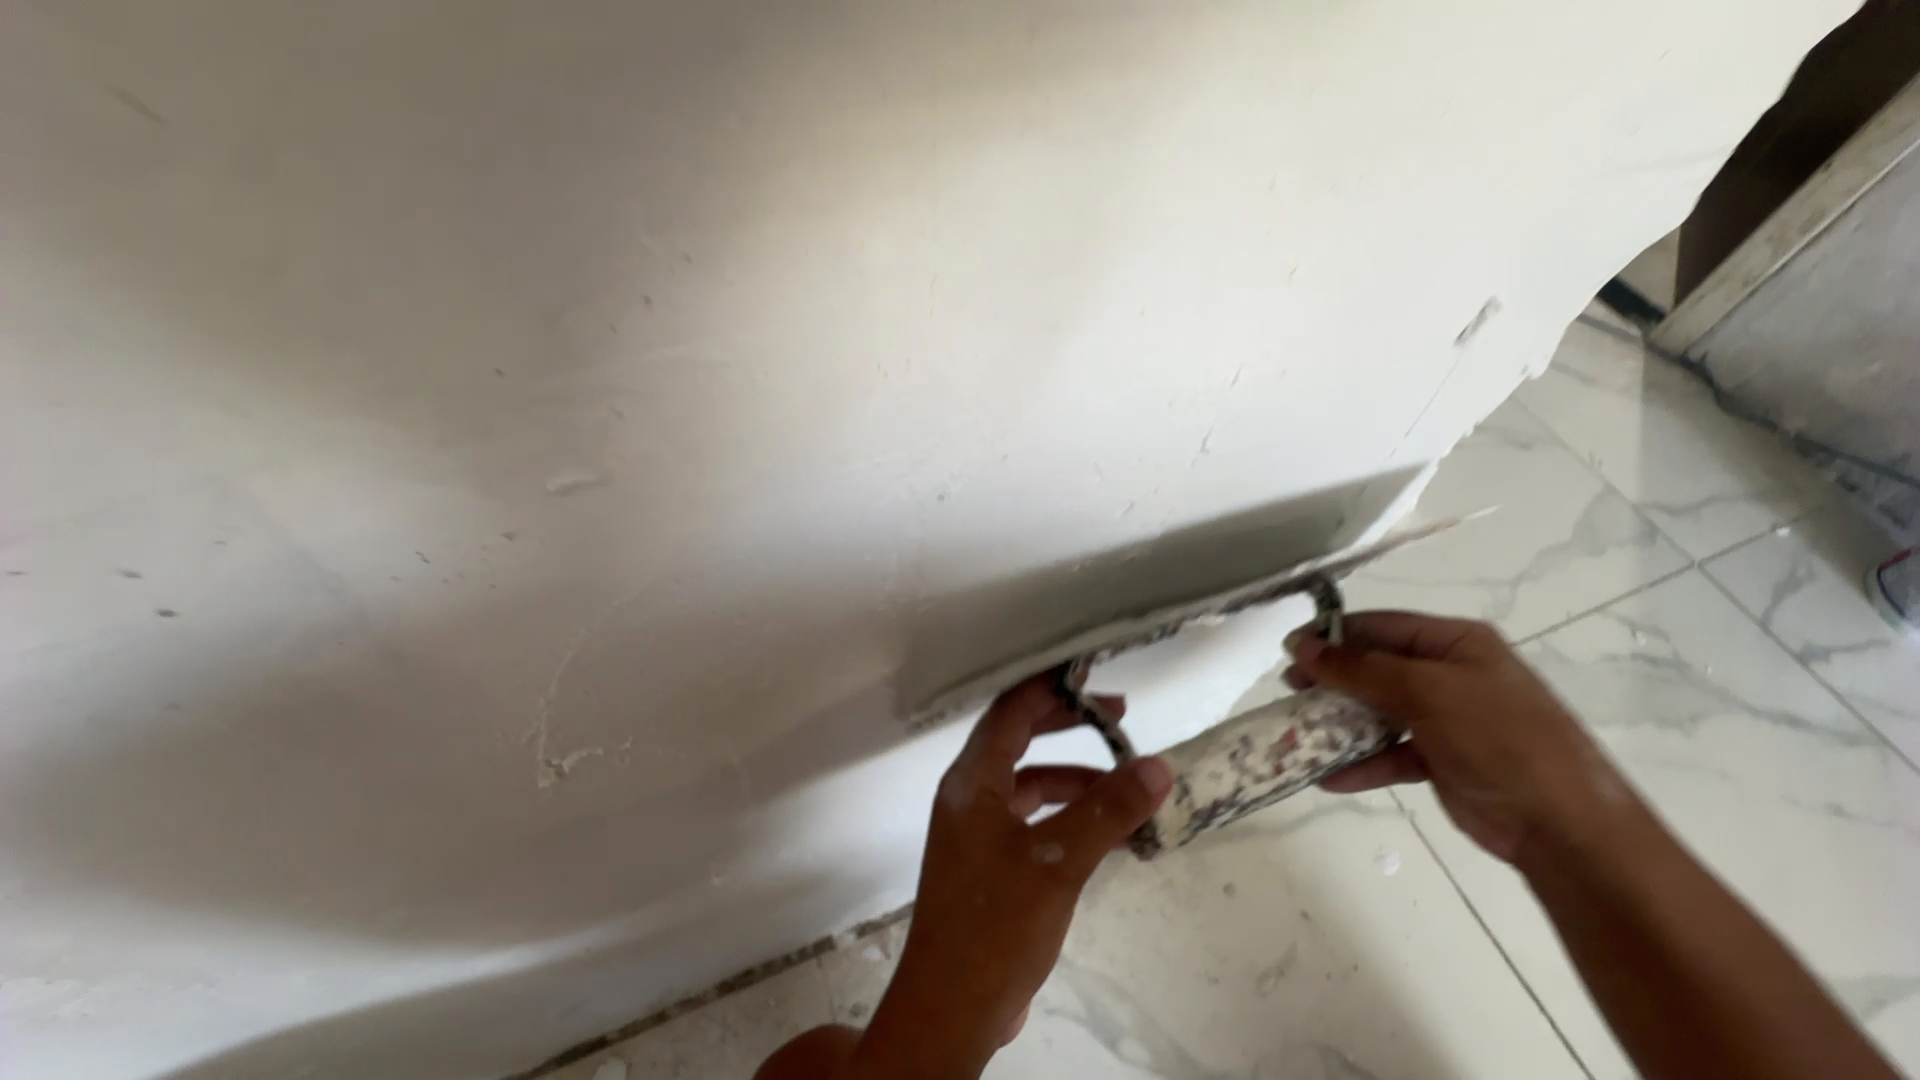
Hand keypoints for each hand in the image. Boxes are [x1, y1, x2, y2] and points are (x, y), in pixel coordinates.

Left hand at [849, 673, 1171, 1078]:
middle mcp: (969, 795)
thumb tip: (1157, 766)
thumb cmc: (995, 925)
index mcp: (973, 780)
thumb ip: (1107, 811)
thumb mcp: (1057, 862)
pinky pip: (1033, 820)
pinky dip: (1069, 817)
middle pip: (1020, 738)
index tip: (1096, 675)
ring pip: (1031, 783)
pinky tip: (1109, 836)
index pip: (1012, 709)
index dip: (1052, 686)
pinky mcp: (989, 863)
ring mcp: (977, 830)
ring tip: (1129, 789)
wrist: (951, 1008)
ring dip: (1077, 780)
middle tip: (1121, 720)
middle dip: (1070, 725)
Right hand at [1285, 611, 1641, 865]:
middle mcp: (1449, 674)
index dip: (1332, 636)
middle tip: (1291, 693)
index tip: (1288, 653)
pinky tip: (1329, 777)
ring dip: (1340, 724)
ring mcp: (1446, 718)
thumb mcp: (1426, 691)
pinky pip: (1390, 753)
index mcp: (1455, 642)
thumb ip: (1360, 669)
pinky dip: (1361, 763)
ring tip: (1299, 734)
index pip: (1379, 626)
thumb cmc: (1498, 738)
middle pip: (1375, 668)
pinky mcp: (1441, 759)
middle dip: (1331, 681)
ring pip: (1378, 712)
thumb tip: (1301, 647)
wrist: (1562, 823)